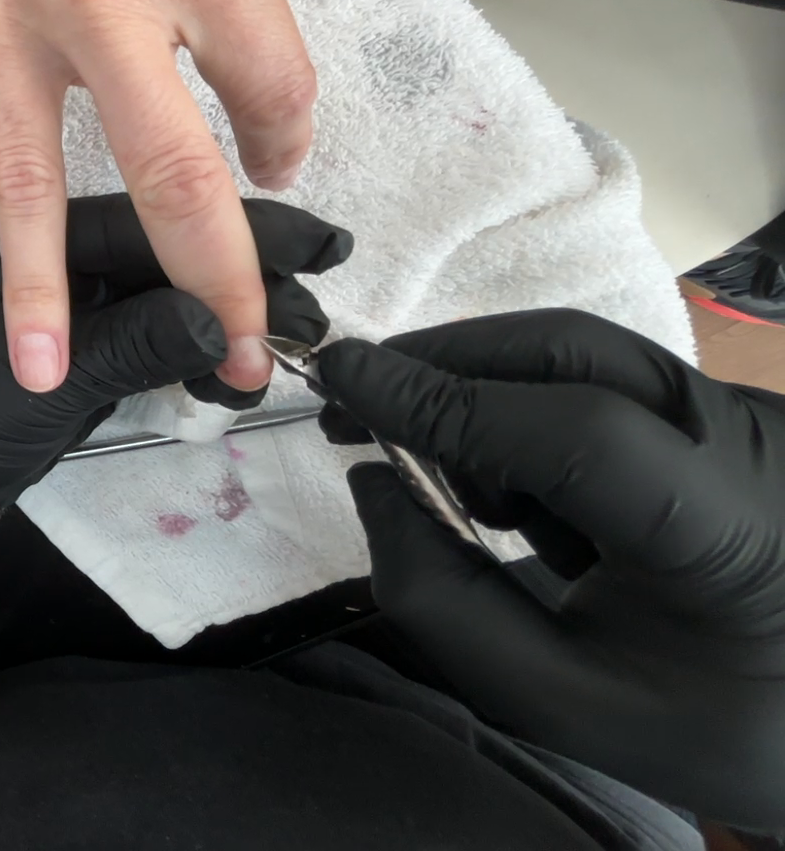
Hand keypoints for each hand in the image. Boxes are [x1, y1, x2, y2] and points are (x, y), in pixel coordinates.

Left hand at [0, 195, 350, 520]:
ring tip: (296, 318)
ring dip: (223, 301)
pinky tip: (238, 346)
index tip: (304, 251)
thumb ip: (133, 345)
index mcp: (22, 234)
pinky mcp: (82, 330)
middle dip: (237, 262)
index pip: (141, 222)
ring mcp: (67, 289)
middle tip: (322, 266)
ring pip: (160, 280)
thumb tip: (220, 322)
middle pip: (160, 241)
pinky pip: (148, 317)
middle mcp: (48, 249)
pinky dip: (193, 333)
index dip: (223, 244)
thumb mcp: (52, 384)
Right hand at [317, 310, 784, 829]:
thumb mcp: (544, 693)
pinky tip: (506, 483)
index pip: (573, 434)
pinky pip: (586, 376)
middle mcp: (760, 454)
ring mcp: (753, 424)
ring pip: (572, 350)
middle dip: (436, 362)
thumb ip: (429, 588)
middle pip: (568, 351)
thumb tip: (371, 473)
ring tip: (436, 466)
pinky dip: (508, 405)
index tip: (333, 376)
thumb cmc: (698, 725)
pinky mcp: (726, 416)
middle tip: (351, 397)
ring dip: (467, 385)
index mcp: (736, 543)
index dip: (439, 396)